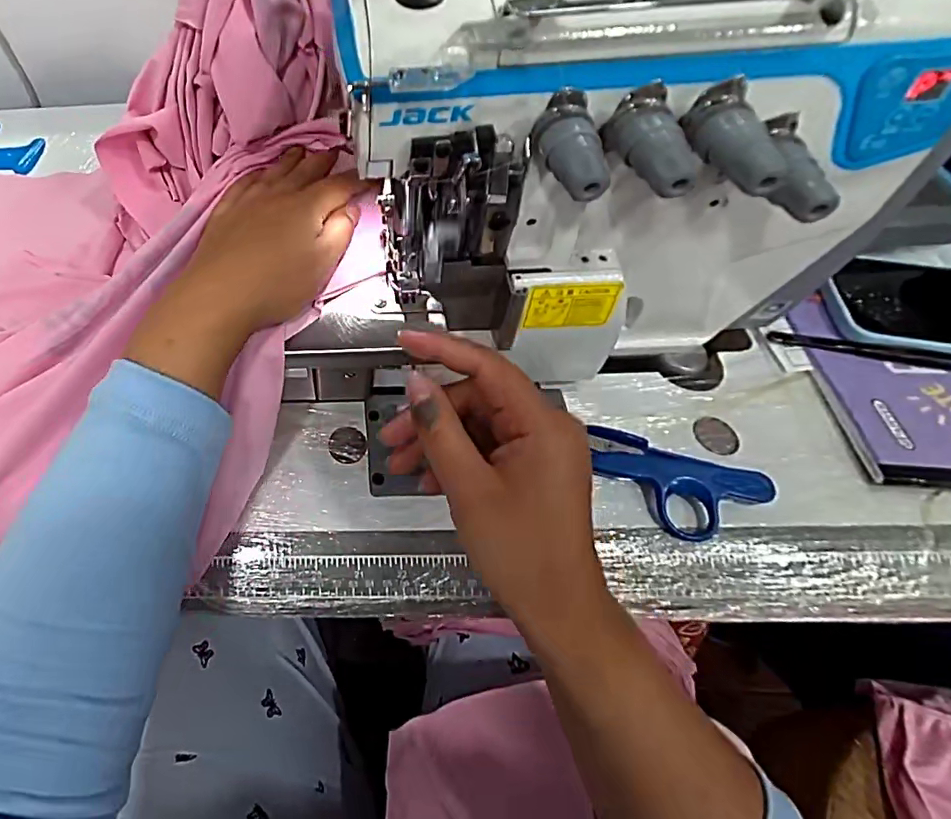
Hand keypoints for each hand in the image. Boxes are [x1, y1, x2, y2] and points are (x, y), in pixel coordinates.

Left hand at [125, 148, 372, 399]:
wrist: (218, 293)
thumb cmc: (275, 285)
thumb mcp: (323, 264)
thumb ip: (341, 232)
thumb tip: (349, 210)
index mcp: (309, 207)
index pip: (340, 185)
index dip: (358, 180)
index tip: (369, 178)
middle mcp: (280, 194)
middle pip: (308, 169)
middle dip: (325, 161)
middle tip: (335, 154)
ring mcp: (250, 198)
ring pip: (277, 169)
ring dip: (294, 159)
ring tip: (302, 152)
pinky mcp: (227, 208)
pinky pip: (247, 179)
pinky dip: (260, 171)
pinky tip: (261, 173)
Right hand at [379, 330, 613, 633]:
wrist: (559, 611)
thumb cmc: (520, 551)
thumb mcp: (468, 487)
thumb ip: (439, 428)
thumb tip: (417, 384)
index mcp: (542, 423)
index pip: (487, 366)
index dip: (442, 349)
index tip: (405, 340)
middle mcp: (547, 427)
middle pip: (477, 399)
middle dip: (431, 416)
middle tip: (392, 437)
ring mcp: (541, 448)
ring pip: (477, 425)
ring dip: (438, 441)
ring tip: (400, 464)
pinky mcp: (533, 468)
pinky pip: (487, 447)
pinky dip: (456, 459)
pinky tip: (426, 479)